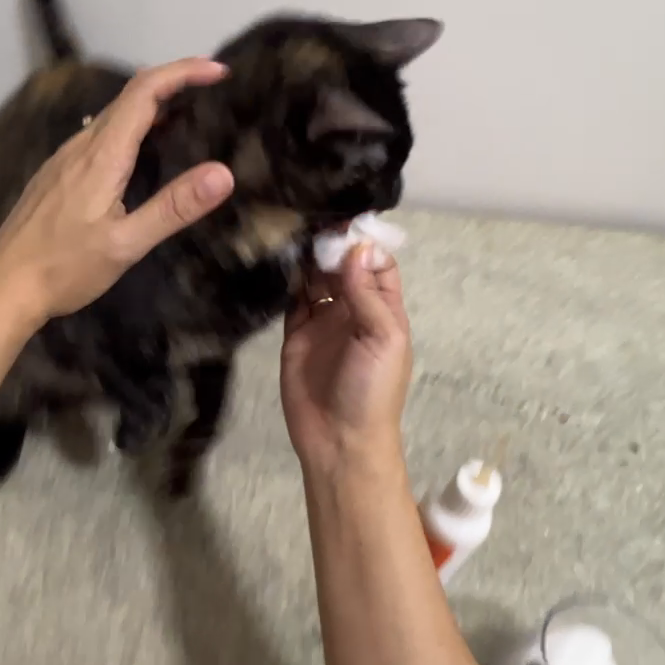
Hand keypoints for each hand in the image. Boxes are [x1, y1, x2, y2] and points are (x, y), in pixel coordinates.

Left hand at [0, 57, 233, 324]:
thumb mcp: (126, 244)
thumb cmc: (64, 268)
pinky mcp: (54, 177)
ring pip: (111, 118)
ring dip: (150, 108)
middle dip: (173, 84)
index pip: (145, 91)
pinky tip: (137, 156)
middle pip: (129, 97)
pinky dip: (128, 131)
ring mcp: (63, 161)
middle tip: (211, 94)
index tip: (220, 71)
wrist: (2, 287)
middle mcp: (80, 147)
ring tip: (185, 121)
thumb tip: (224, 173)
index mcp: (101, 155)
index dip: (183, 72)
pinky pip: (96, 138)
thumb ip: (173, 208)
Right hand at [280, 244, 412, 482]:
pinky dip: (288, 282)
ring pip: (315, 281)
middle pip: (343, 268)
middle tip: (312, 224)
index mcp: (383, 311)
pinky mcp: (295, 336)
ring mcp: (323, 323)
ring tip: (293, 234)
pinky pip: (292, 302)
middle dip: (332, 247)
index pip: (377, 266)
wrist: (339, 439)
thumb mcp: (383, 338)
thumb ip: (367, 293)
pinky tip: (280, 261)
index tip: (344, 226)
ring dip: (308, 260)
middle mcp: (354, 312)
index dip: (363, 245)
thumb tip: (356, 248)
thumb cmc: (372, 390)